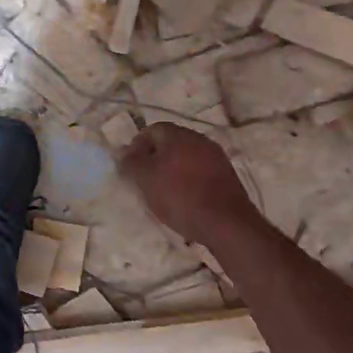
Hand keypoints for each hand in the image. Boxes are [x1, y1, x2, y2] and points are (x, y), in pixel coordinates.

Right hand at [117, 122, 259, 244]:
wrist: (226, 223)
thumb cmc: (180, 196)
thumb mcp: (145, 179)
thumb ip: (131, 162)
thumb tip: (125, 152)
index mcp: (178, 134)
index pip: (151, 130)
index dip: (137, 147)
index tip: (130, 169)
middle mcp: (199, 139)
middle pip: (170, 143)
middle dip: (155, 159)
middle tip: (145, 181)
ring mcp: (216, 157)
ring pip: (186, 158)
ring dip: (173, 171)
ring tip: (164, 194)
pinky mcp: (227, 176)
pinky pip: (200, 173)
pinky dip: (189, 182)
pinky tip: (185, 201)